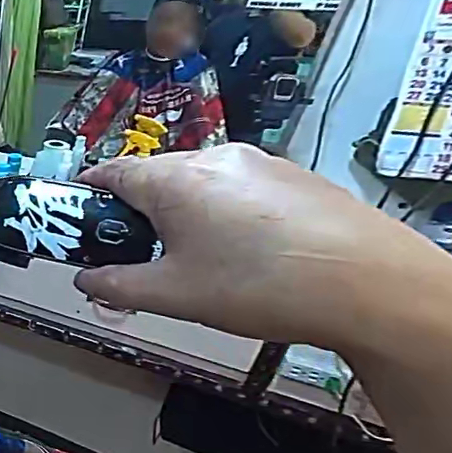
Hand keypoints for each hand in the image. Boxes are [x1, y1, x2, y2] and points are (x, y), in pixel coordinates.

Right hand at [71, 144, 451, 356]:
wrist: (371, 282)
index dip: (89, 190)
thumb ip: (119, 286)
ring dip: (182, 209)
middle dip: (137, 207)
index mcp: (174, 179)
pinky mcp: (295, 175)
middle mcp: (213, 157)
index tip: (80, 214)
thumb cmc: (256, 286)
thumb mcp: (175, 295)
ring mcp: (259, 161)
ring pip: (200, 180)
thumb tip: (84, 281)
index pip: (112, 170)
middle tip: (139, 250)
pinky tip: (246, 249)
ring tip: (195, 255)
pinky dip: (223, 209)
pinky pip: (239, 186)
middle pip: (156, 175)